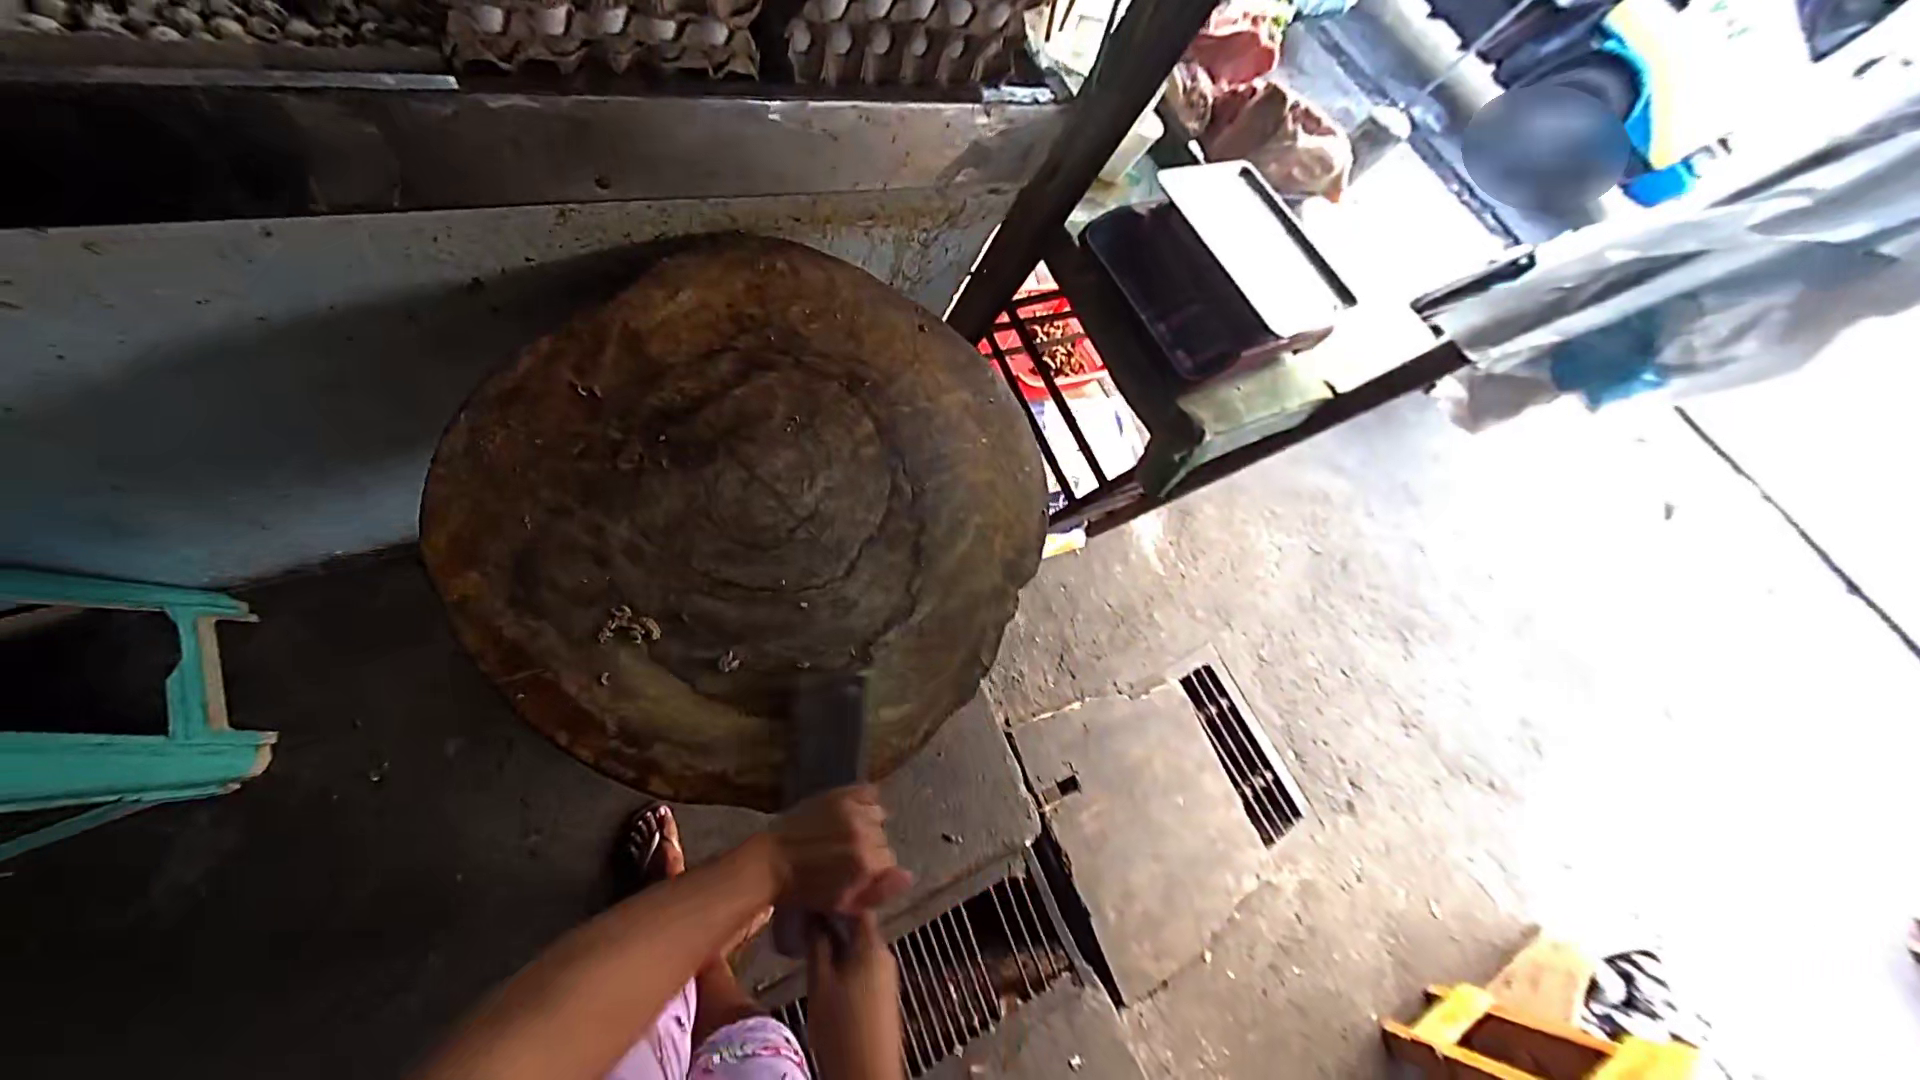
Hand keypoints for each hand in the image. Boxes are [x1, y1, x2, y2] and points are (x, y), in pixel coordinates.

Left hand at [770, 785, 912, 913]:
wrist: (772, 862)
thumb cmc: (806, 889)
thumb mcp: (844, 902)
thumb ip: (880, 892)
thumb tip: (909, 877)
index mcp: (866, 863)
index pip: (889, 862)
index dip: (872, 870)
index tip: (855, 873)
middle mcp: (864, 834)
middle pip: (884, 839)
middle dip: (870, 848)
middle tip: (846, 855)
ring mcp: (852, 811)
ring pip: (878, 816)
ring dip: (867, 824)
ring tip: (845, 833)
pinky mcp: (840, 794)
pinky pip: (868, 792)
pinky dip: (865, 800)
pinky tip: (853, 811)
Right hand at [806, 912, 904, 1079]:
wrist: (868, 1075)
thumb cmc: (840, 1028)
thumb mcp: (820, 984)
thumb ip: (818, 946)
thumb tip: (814, 916)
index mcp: (872, 945)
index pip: (857, 907)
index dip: (835, 901)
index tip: (813, 899)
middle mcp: (885, 953)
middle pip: (859, 928)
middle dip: (834, 925)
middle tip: (807, 925)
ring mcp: (887, 974)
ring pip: (861, 948)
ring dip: (840, 946)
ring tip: (813, 949)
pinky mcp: (885, 993)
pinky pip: (865, 966)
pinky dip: (848, 964)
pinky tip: (829, 975)